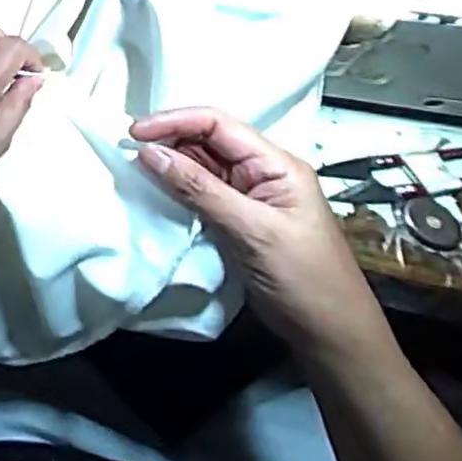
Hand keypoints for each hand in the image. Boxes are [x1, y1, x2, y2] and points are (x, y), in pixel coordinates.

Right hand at [132, 107, 392, 360]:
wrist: (333, 339)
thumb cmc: (305, 280)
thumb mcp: (251, 230)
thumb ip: (198, 189)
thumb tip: (149, 153)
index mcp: (275, 163)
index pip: (217, 124)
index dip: (174, 121)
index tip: (136, 132)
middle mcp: (261, 170)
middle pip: (206, 138)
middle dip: (168, 138)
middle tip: (129, 147)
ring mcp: (249, 193)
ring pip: (200, 163)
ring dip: (169, 162)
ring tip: (136, 166)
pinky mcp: (237, 216)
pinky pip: (200, 189)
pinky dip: (176, 186)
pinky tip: (156, 188)